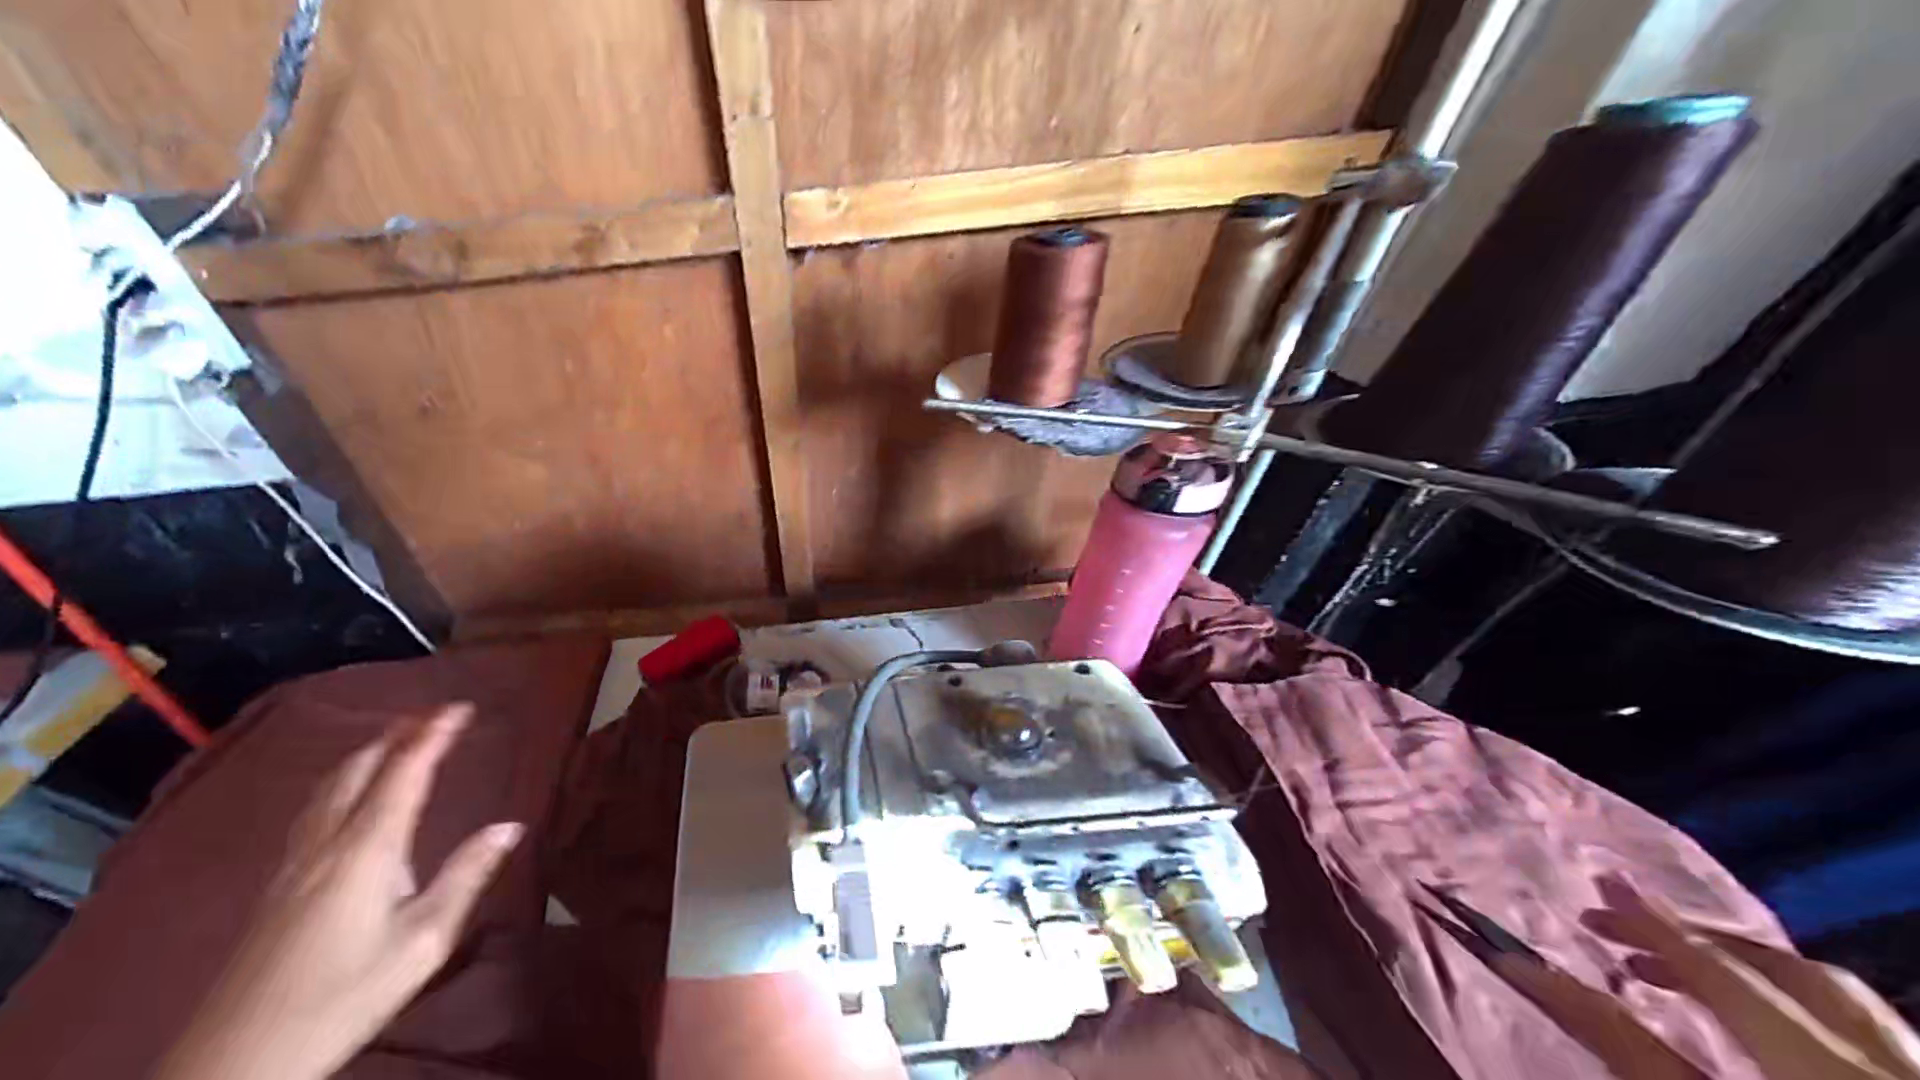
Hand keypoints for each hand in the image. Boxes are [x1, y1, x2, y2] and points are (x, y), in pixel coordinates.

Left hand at [156, 705, 523, 1079]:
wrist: (235, 1062)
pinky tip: (346, 795)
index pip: (404, 773)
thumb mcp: (424, 941)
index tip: (461, 706)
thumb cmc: (344, 996)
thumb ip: (466, 876)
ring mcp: (293, 865)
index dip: (433, 734)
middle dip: (397, 734)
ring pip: (329, 789)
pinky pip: (314, 810)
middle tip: (432, 714)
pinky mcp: (276, 886)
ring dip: (367, 753)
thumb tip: (509, 826)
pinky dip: (342, 781)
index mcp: (367, 850)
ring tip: (395, 737)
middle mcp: (326, 844)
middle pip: (358, 771)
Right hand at [1584, 875, 1919, 1079]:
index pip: (1723, 971)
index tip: (1602, 879)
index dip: (1656, 923)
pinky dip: (1801, 1004)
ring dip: (1752, 969)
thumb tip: (1529, 967)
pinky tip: (1767, 1020)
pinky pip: (1866, 1026)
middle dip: (1702, 942)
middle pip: (1792, 972)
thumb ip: (1627, 1046)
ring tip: (1682, 973)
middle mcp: (1883, 1057)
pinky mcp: (1909, 1072)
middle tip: (1624, 935)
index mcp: (1820, 1059)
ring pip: (1839, 995)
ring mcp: (1911, 1067)